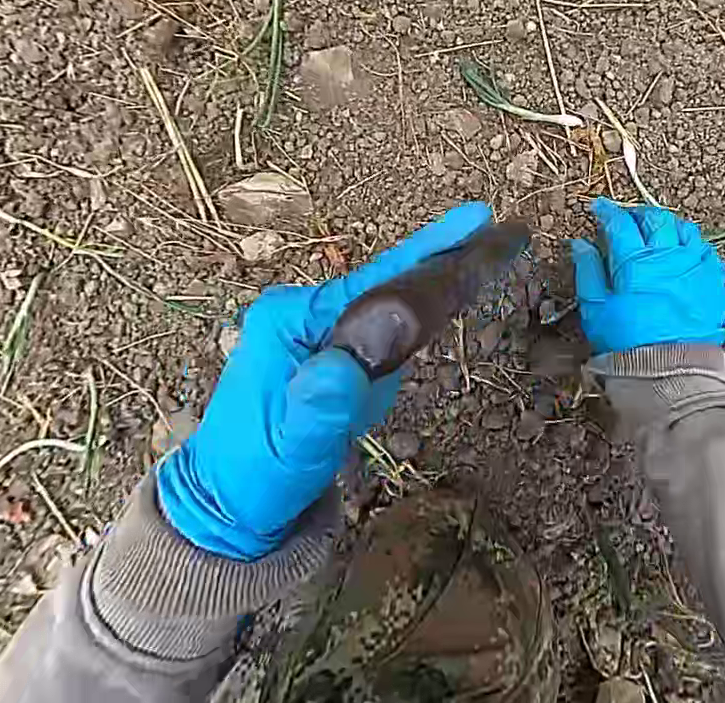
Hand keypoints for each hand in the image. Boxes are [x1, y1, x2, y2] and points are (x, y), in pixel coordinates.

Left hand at [156, 202, 492, 559]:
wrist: (234, 504)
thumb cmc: (259, 475)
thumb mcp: (292, 446)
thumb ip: (319, 406)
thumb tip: (346, 364)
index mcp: (292, 319)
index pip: (374, 280)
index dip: (429, 250)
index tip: (476, 220)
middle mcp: (306, 313)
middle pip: (387, 280)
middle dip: (439, 257)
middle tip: (491, 229)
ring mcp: (320, 330)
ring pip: (390, 301)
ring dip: (433, 282)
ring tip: (483, 257)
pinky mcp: (335, 350)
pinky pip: (384, 326)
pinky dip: (418, 314)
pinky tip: (447, 296)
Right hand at [569, 197, 724, 354]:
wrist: (671, 373)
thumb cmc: (627, 343)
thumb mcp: (596, 309)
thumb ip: (588, 271)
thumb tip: (581, 244)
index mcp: (634, 261)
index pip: (619, 223)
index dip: (607, 211)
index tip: (599, 208)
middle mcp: (666, 256)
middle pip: (654, 218)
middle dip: (637, 213)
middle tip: (627, 219)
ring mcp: (692, 266)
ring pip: (682, 228)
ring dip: (666, 224)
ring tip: (654, 231)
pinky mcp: (711, 280)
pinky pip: (704, 249)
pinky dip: (689, 243)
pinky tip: (680, 250)